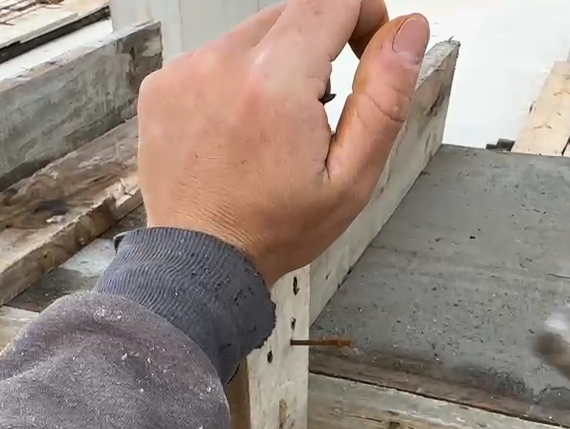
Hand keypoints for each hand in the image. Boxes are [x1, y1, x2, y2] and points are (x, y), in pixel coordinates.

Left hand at [137, 0, 431, 282]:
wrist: (200, 264)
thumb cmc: (270, 233)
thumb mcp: (349, 181)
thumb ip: (384, 99)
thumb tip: (407, 31)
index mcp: (276, 82)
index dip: (361, 13)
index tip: (365, 47)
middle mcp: (224, 63)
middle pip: (292, 14)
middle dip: (317, 48)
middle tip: (318, 111)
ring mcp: (187, 72)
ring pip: (251, 37)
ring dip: (273, 68)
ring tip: (273, 132)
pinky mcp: (163, 87)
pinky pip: (212, 60)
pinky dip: (232, 85)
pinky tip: (237, 135)